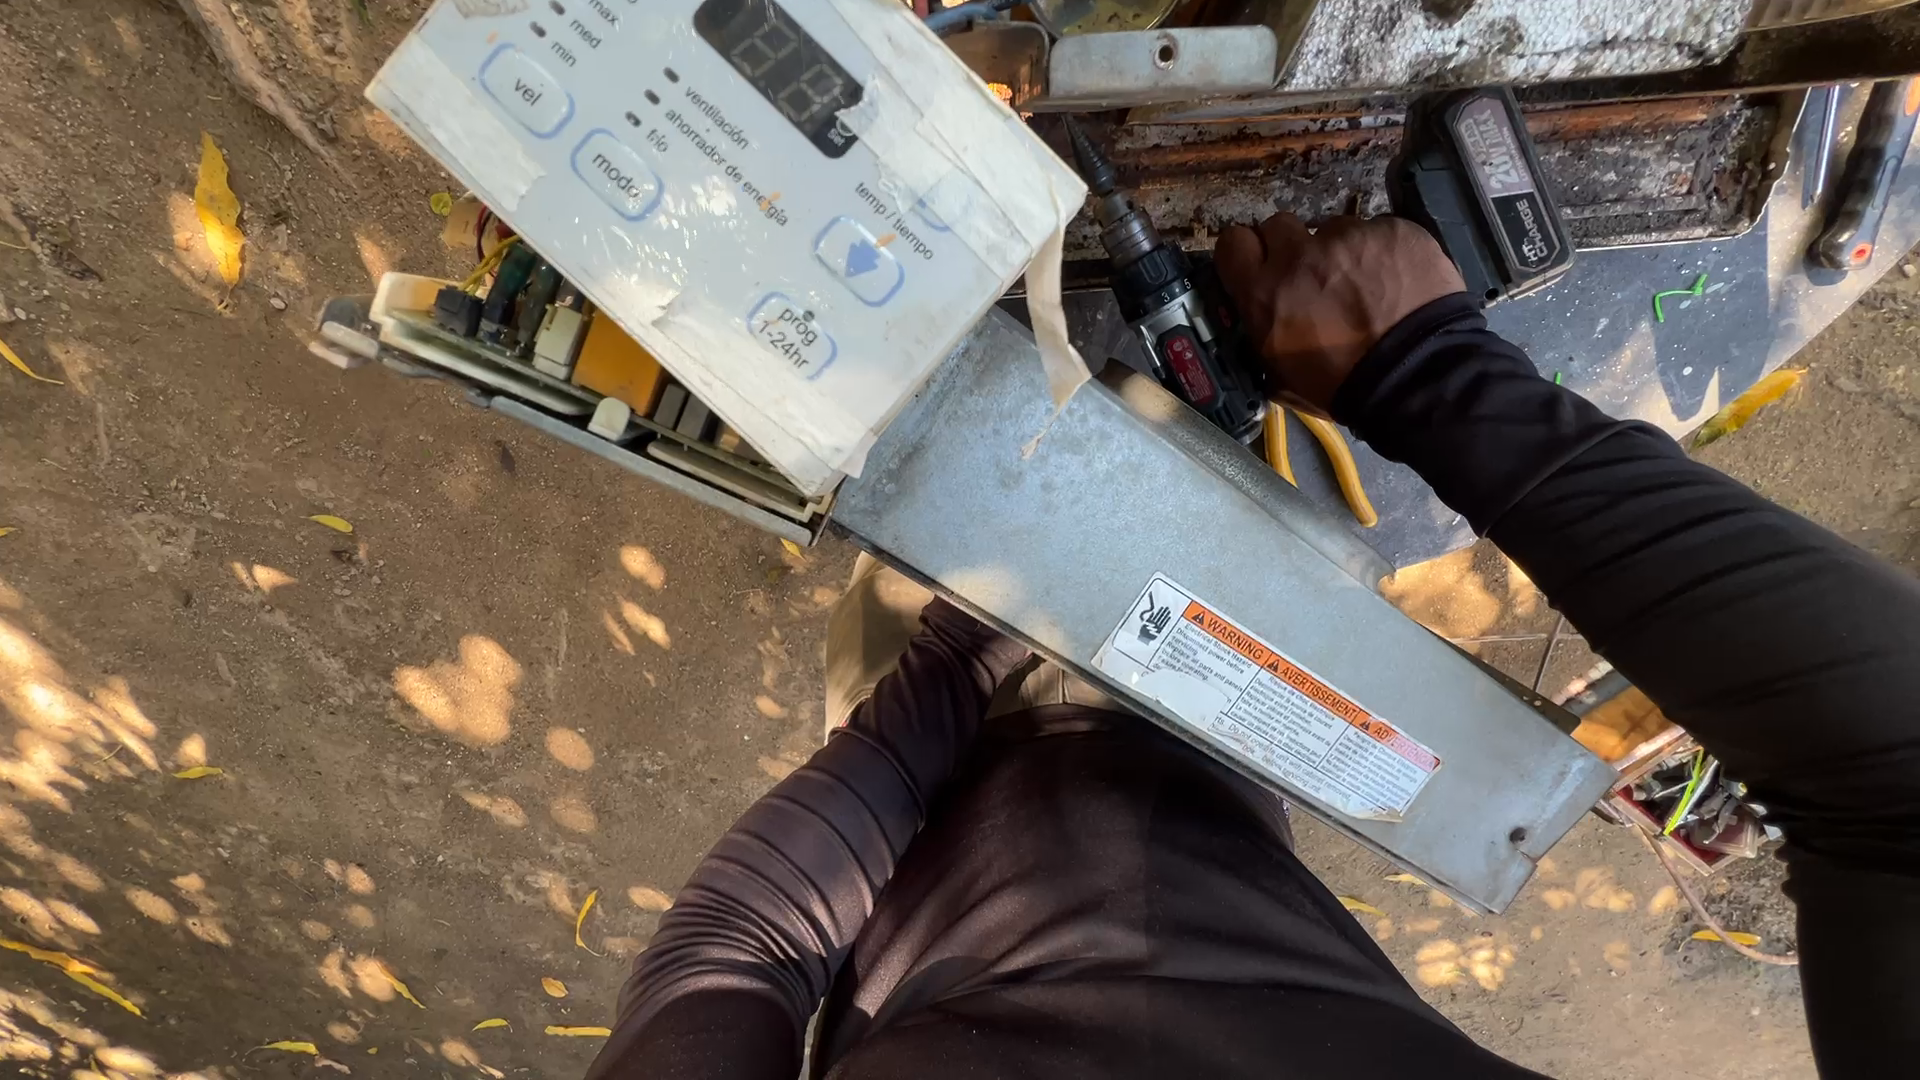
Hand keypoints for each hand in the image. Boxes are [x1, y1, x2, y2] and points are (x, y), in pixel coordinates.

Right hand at [1215, 213, 1463, 414]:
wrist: (1413, 374)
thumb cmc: (1340, 383)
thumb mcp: (1278, 370)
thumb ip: (1262, 330)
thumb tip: (1261, 323)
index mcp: (1263, 293)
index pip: (1232, 243)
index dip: (1244, 251)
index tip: (1255, 263)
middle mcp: (1299, 255)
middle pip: (1278, 224)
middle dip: (1287, 245)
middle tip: (1305, 272)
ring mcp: (1348, 237)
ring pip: (1331, 229)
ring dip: (1337, 251)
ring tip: (1359, 283)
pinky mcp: (1393, 229)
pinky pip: (1376, 232)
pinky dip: (1378, 252)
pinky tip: (1392, 280)